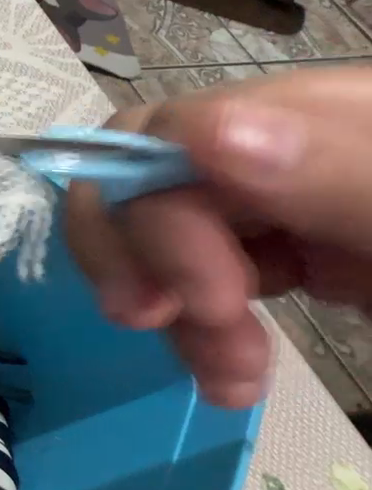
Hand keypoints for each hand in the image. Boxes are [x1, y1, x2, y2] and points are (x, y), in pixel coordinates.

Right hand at [67, 66, 371, 407]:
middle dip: (139, 248)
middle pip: (147, 165)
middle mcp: (295, 142)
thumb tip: (212, 136)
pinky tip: (223, 364)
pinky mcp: (290, 244)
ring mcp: (289, 194)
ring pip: (152, 215)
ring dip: (159, 293)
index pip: (183, 129)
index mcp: (344, 117)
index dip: (157, 205)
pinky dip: (186, 313)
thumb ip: (356, 176)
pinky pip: (191, 257)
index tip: (201, 302)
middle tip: (163, 325)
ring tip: (220, 372)